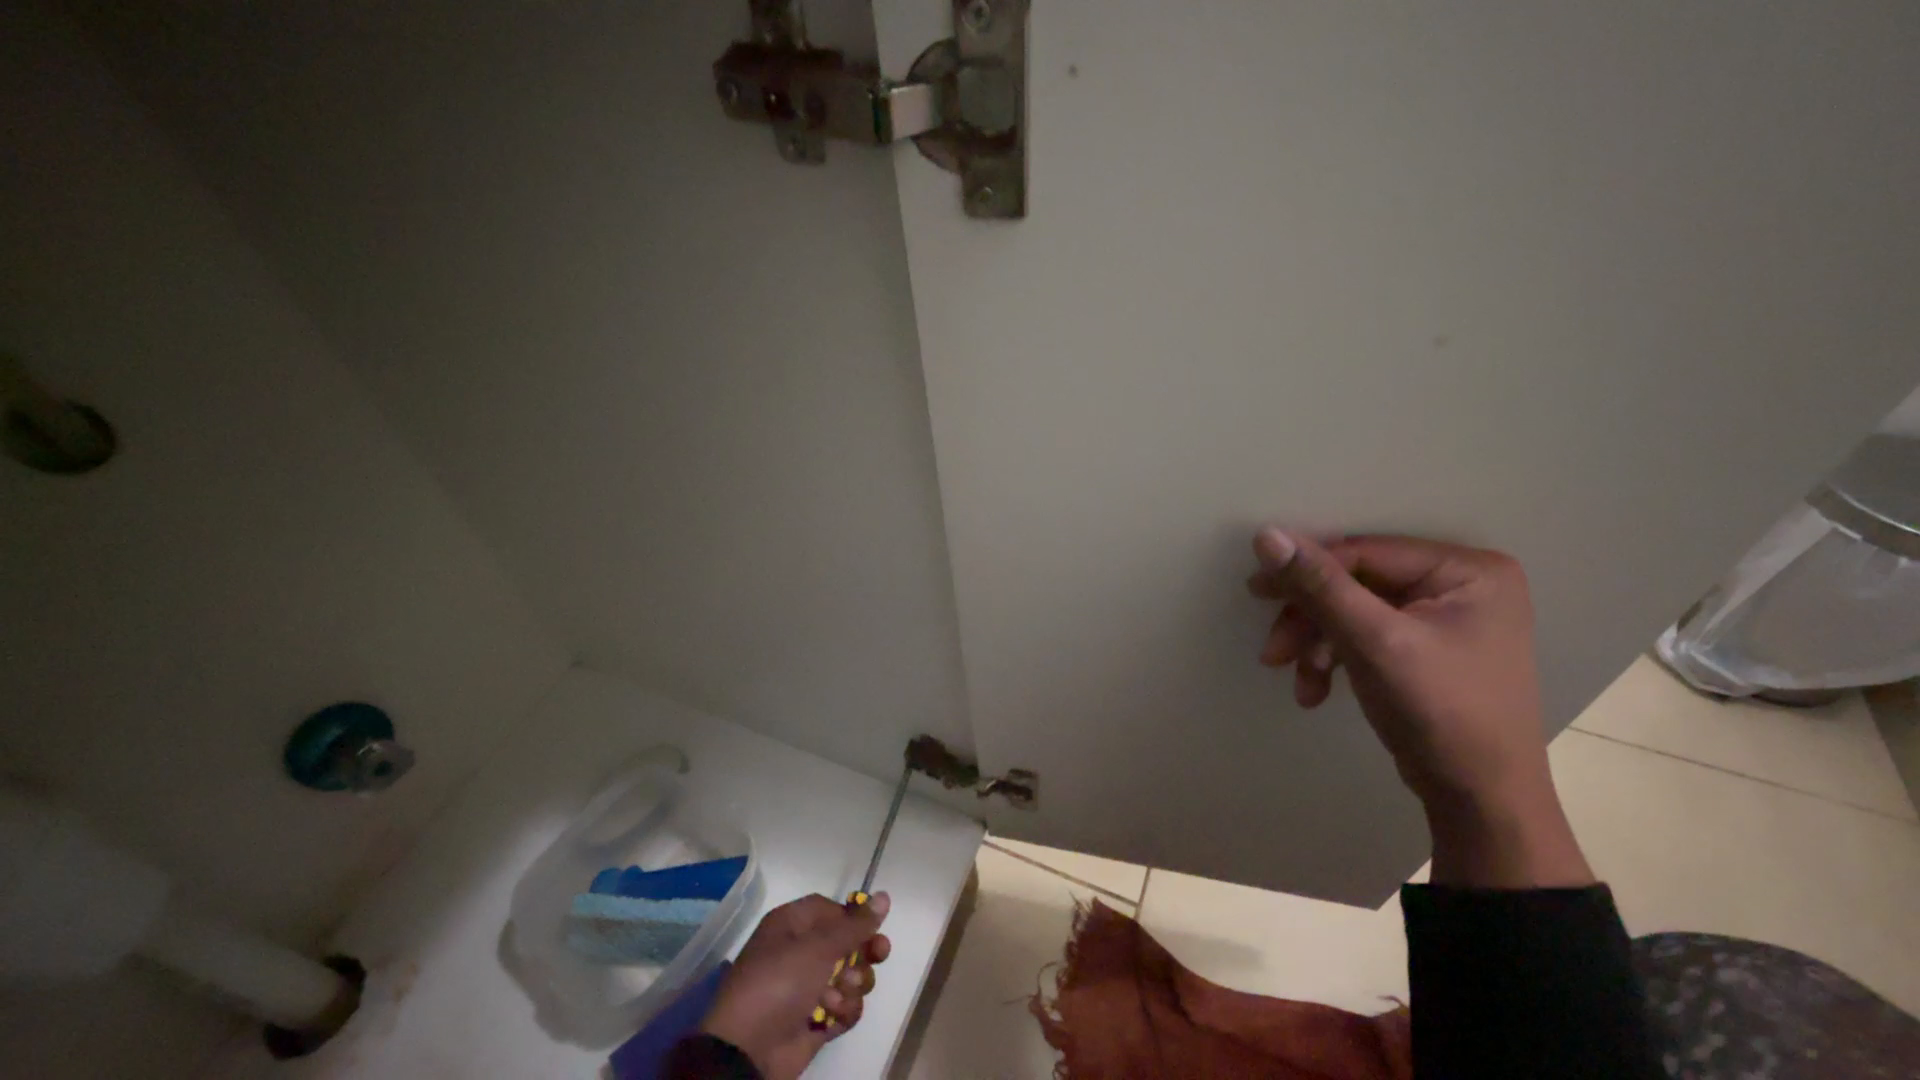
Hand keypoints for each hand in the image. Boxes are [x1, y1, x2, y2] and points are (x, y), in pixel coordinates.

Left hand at [699, 892, 891, 1079]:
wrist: (750, 1049)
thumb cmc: (780, 983)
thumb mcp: (818, 948)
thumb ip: (855, 925)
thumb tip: (884, 896)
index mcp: (792, 926)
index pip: (830, 909)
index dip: (852, 917)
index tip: (872, 925)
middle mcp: (800, 952)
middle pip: (847, 942)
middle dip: (864, 951)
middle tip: (879, 955)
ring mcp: (809, 987)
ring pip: (850, 976)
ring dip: (852, 986)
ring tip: (836, 998)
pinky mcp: (817, 1018)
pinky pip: (844, 1006)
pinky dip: (844, 1011)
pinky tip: (832, 1018)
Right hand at [1248, 527, 1592, 887]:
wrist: (1480, 800)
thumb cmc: (1441, 712)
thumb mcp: (1374, 642)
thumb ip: (1320, 586)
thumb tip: (1266, 536)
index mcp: (1468, 569)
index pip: (1367, 553)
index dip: (1309, 571)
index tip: (1256, 591)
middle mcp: (1461, 584)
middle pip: (1357, 583)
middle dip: (1311, 618)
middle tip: (1272, 648)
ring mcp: (1445, 618)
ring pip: (1354, 612)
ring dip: (1317, 645)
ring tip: (1295, 679)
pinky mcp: (1426, 649)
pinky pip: (1366, 637)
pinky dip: (1335, 660)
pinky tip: (1314, 691)